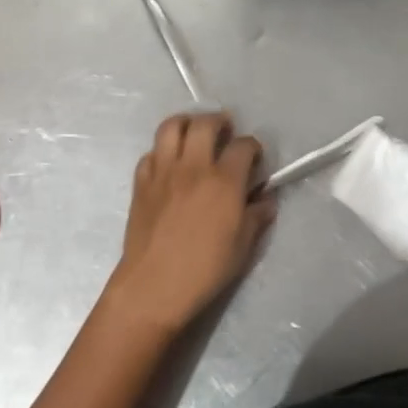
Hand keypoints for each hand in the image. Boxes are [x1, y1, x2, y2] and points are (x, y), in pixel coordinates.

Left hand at [103, 112, 275, 333]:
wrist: (153, 286)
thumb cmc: (205, 269)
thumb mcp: (243, 246)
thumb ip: (257, 216)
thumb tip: (267, 200)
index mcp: (224, 180)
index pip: (243, 145)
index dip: (253, 147)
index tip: (254, 157)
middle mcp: (194, 167)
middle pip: (205, 123)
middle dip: (219, 121)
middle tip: (225, 130)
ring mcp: (163, 172)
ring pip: (171, 127)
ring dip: (186, 123)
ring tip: (194, 133)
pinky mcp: (141, 183)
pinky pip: (150, 153)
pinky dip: (162, 152)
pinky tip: (169, 164)